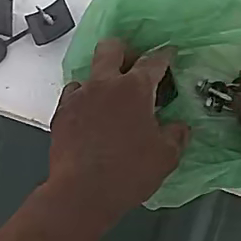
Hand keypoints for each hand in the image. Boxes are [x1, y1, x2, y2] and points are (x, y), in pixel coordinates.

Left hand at [48, 38, 188, 222]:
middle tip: (135, 63)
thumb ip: (176, 135)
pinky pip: (74, 95)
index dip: (164, 56)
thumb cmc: (129, 172)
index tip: (169, 54)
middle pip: (112, 48)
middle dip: (125, 50)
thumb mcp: (166, 156)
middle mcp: (104, 84)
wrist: (83, 192)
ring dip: (102, 78)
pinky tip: (91, 114)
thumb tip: (179, 127)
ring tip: (112, 96)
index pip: (153, 61)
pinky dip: (85, 98)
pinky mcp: (61, 113)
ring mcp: (79, 96)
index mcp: (135, 89)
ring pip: (89, 72)